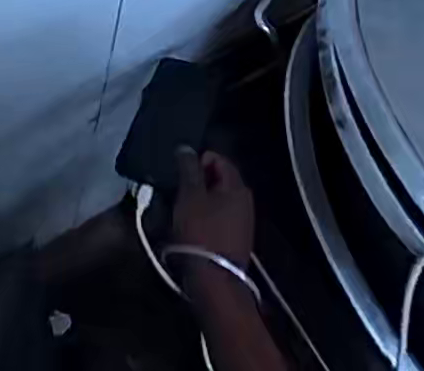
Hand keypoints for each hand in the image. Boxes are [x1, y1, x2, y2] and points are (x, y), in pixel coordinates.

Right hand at [172, 146, 253, 265]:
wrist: (213, 276)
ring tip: (181, 201)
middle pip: (218, 177)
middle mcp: (245, 200)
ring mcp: (242, 219)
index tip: (181, 172)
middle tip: (179, 185)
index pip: (218, 159)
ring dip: (200, 194)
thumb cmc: (201, 228)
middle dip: (198, 177)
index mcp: (237, 188)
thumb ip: (189, 167)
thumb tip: (187, 147)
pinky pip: (218, 210)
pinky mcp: (235, 234)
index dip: (198, 159)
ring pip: (217, 195)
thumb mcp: (190, 193)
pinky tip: (191, 217)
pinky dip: (205, 209)